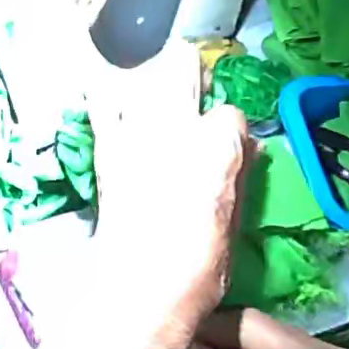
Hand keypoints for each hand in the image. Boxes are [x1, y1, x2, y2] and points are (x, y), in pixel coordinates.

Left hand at [84, 42, 252, 348]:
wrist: (139, 282)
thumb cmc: (198, 263)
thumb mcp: (232, 220)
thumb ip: (238, 174)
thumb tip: (246, 146)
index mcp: (216, 146)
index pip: (229, 113)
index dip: (229, 125)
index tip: (226, 135)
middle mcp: (174, 126)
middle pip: (180, 69)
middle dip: (187, 66)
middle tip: (187, 67)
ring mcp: (134, 131)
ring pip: (141, 79)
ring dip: (149, 77)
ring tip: (152, 79)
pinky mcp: (105, 145)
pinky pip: (101, 104)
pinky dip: (105, 96)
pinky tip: (105, 92)